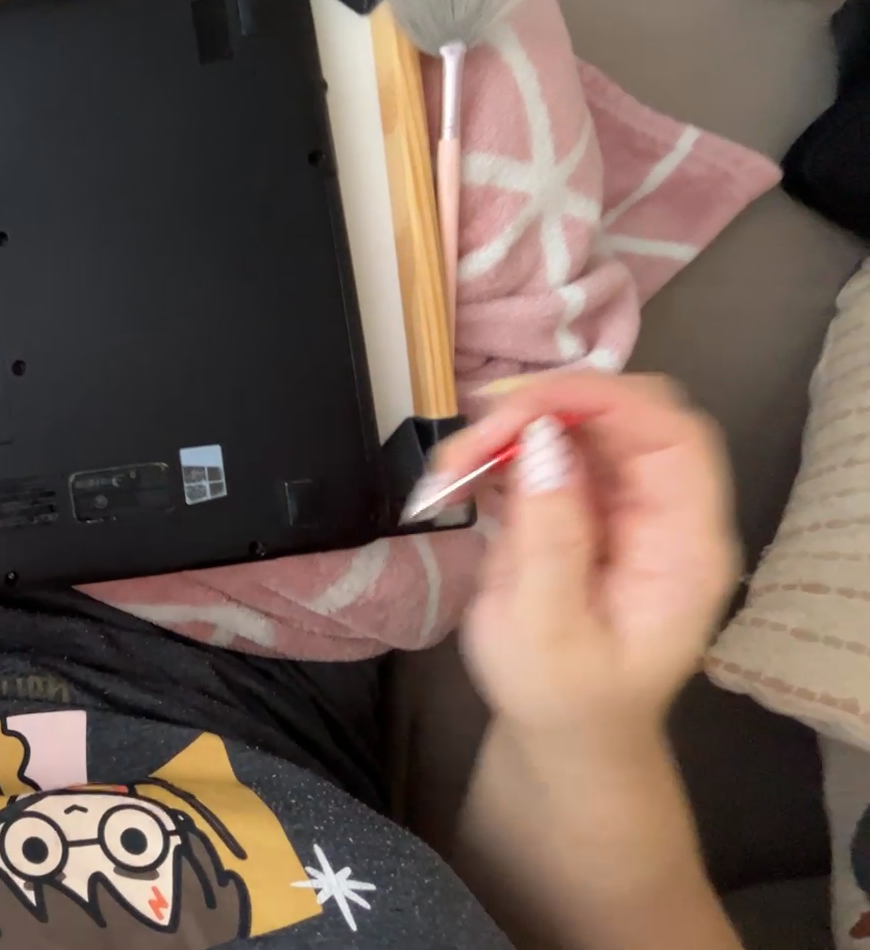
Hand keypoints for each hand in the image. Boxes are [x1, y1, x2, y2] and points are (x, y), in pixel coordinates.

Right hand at [428, 371, 741, 748]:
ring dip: (503, 434)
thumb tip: (542, 446)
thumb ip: (551, 534)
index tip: (510, 408)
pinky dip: (494, 455)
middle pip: (616, 420)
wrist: (562, 727)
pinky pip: (540, 457)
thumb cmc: (558, 690)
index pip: (666, 435)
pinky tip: (457, 481)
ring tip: (447, 472)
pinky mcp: (574, 511)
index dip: (595, 400)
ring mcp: (616, 510)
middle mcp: (658, 514)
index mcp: (680, 546)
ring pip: (570, 432)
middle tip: (465, 447)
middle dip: (537, 412)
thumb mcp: (546, 622)